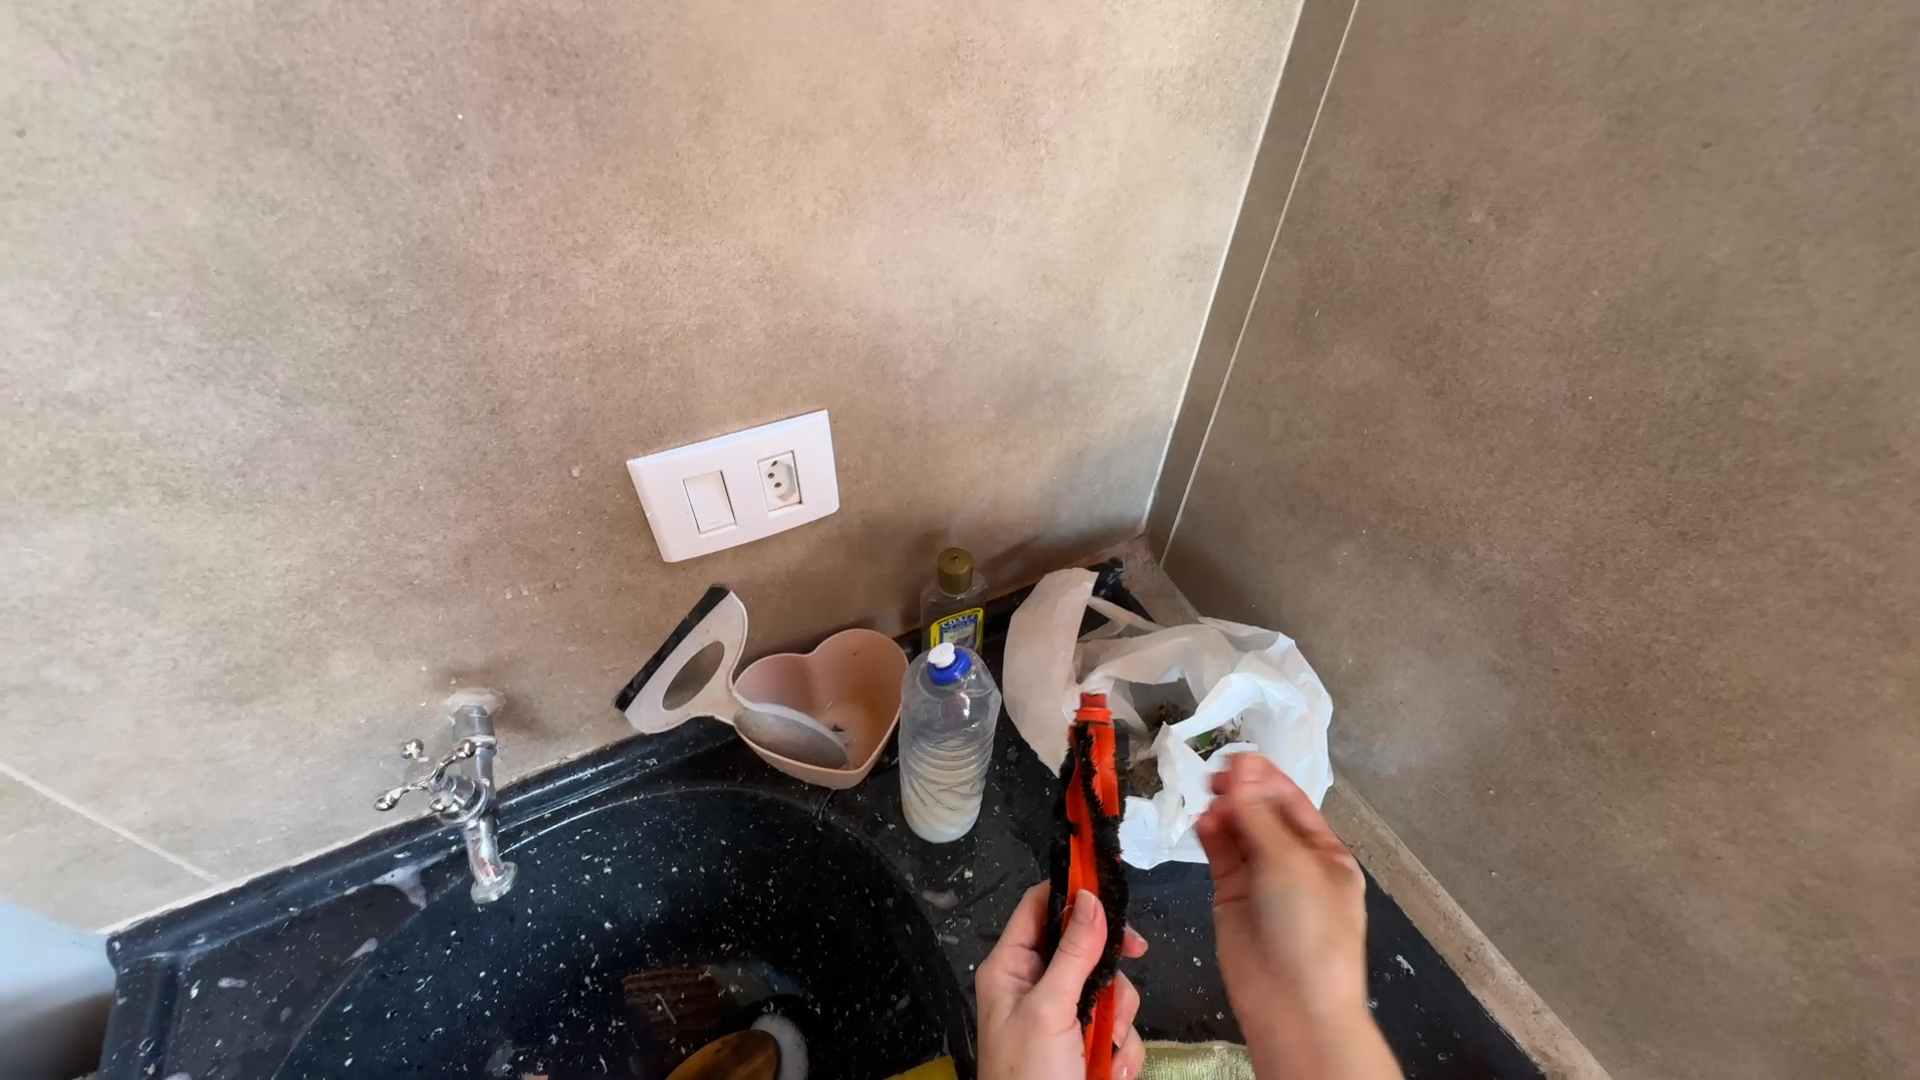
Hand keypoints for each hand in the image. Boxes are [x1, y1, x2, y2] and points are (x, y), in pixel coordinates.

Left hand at [976, 883, 1149, 1079]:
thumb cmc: (1030, 1076)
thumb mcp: (1049, 1009)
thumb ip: (1074, 953)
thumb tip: (1091, 896)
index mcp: (1011, 966)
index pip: (1040, 907)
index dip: (1072, 891)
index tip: (1111, 887)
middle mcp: (1036, 986)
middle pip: (1083, 946)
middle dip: (1109, 964)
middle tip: (1137, 954)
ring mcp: (1063, 1019)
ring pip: (1107, 988)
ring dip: (1118, 1017)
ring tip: (1108, 1047)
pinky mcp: (1087, 1050)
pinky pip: (1118, 1029)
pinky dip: (1122, 1050)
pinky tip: (1112, 1072)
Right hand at [1194, 754, 1399, 1078]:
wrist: (1292, 1005)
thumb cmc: (1307, 927)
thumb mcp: (1289, 862)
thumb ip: (1257, 811)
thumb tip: (1240, 762)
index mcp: (1323, 852)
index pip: (1290, 800)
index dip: (1263, 777)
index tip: (1233, 758)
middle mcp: (1293, 860)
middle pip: (1262, 811)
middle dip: (1241, 791)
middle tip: (1214, 776)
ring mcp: (1261, 877)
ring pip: (1238, 829)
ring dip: (1224, 811)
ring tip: (1208, 799)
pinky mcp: (1231, 892)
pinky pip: (1220, 853)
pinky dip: (1211, 834)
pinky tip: (1202, 822)